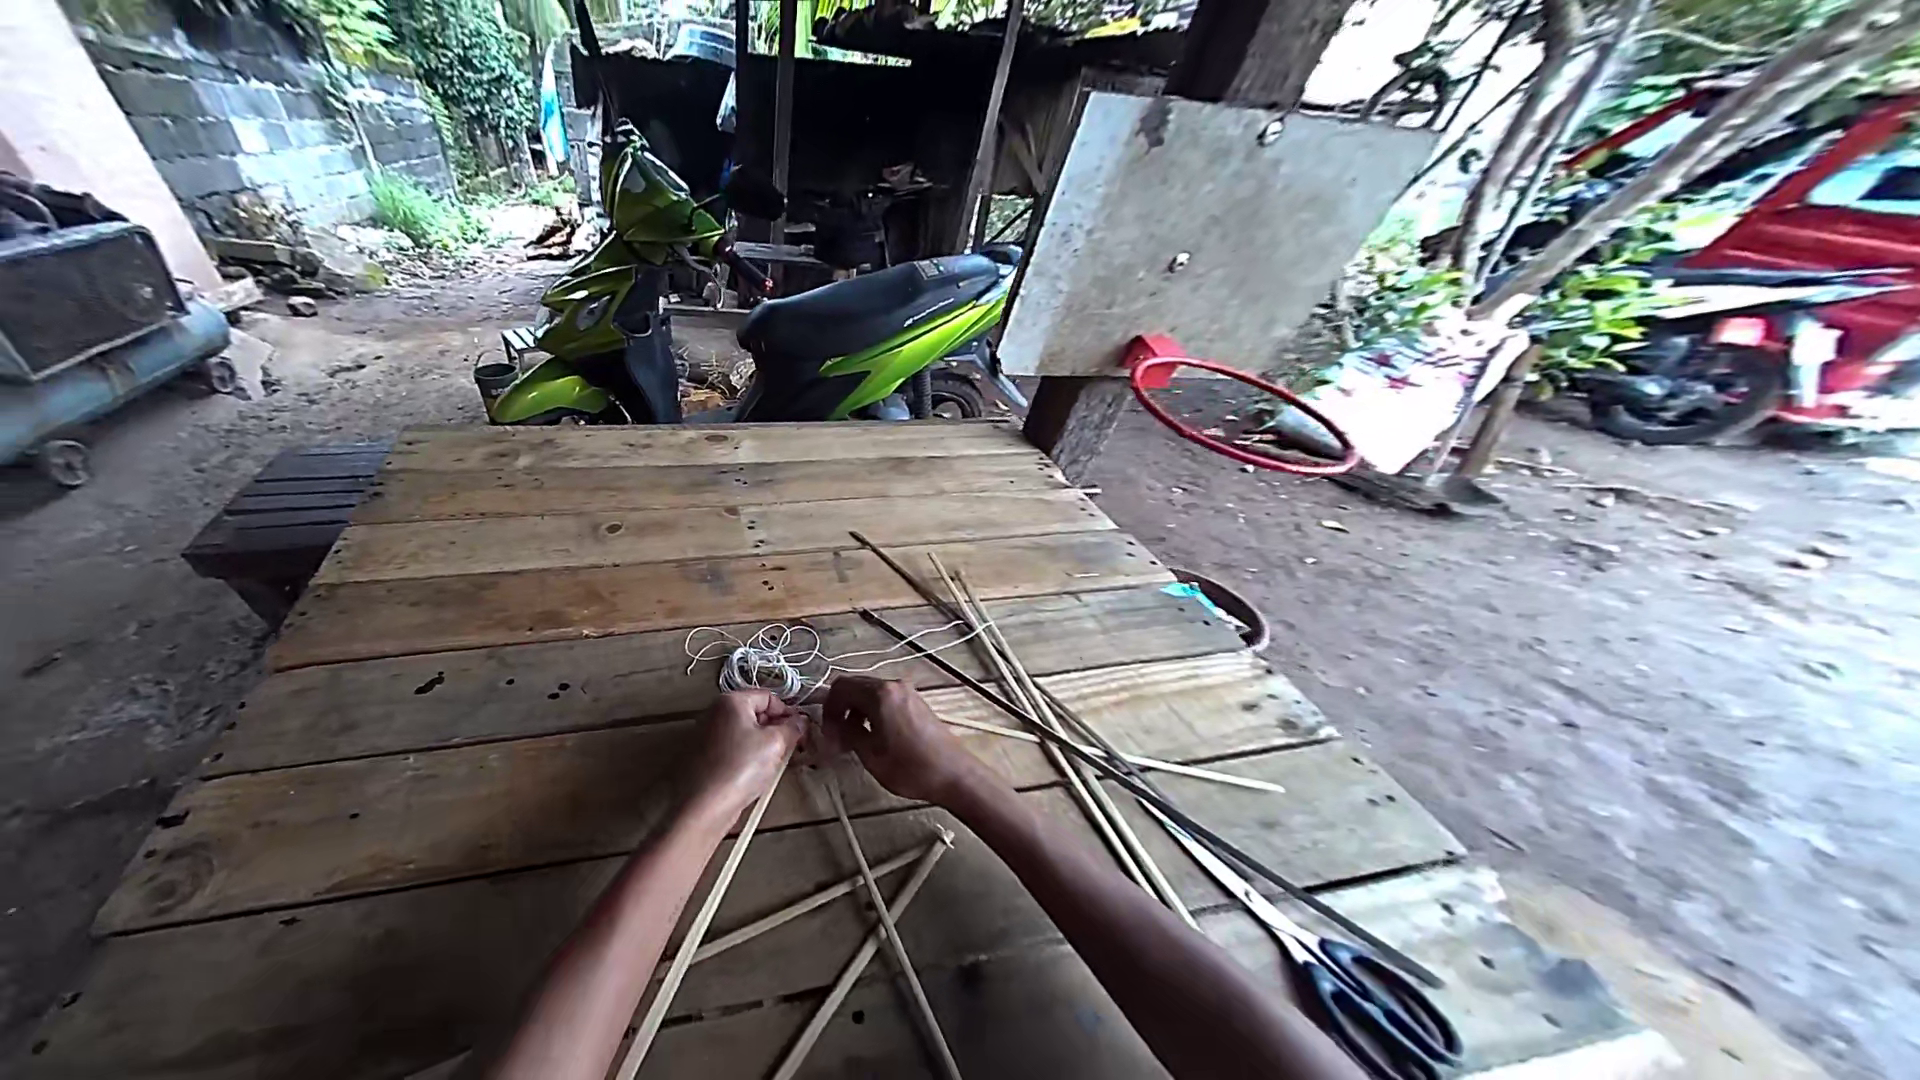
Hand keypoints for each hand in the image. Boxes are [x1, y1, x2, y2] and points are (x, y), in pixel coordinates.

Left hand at [692, 690, 804, 816]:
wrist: (703, 808)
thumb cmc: (741, 768)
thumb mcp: (777, 743)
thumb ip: (793, 727)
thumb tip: (800, 721)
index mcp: (731, 701)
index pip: (769, 697)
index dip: (788, 712)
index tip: (800, 730)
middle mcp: (713, 712)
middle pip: (755, 713)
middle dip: (776, 728)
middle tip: (791, 747)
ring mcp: (703, 734)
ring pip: (744, 732)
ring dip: (762, 743)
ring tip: (774, 763)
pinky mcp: (700, 756)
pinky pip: (731, 748)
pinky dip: (746, 755)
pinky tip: (754, 773)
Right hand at [820, 676, 997, 806]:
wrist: (953, 773)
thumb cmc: (910, 767)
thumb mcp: (870, 754)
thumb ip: (848, 733)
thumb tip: (835, 727)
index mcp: (880, 693)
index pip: (841, 686)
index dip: (828, 708)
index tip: (828, 732)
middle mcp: (894, 685)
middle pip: (855, 686)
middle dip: (841, 710)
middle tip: (837, 739)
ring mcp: (907, 692)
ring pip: (869, 693)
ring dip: (856, 712)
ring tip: (854, 742)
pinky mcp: (916, 702)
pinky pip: (885, 700)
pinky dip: (872, 713)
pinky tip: (873, 737)